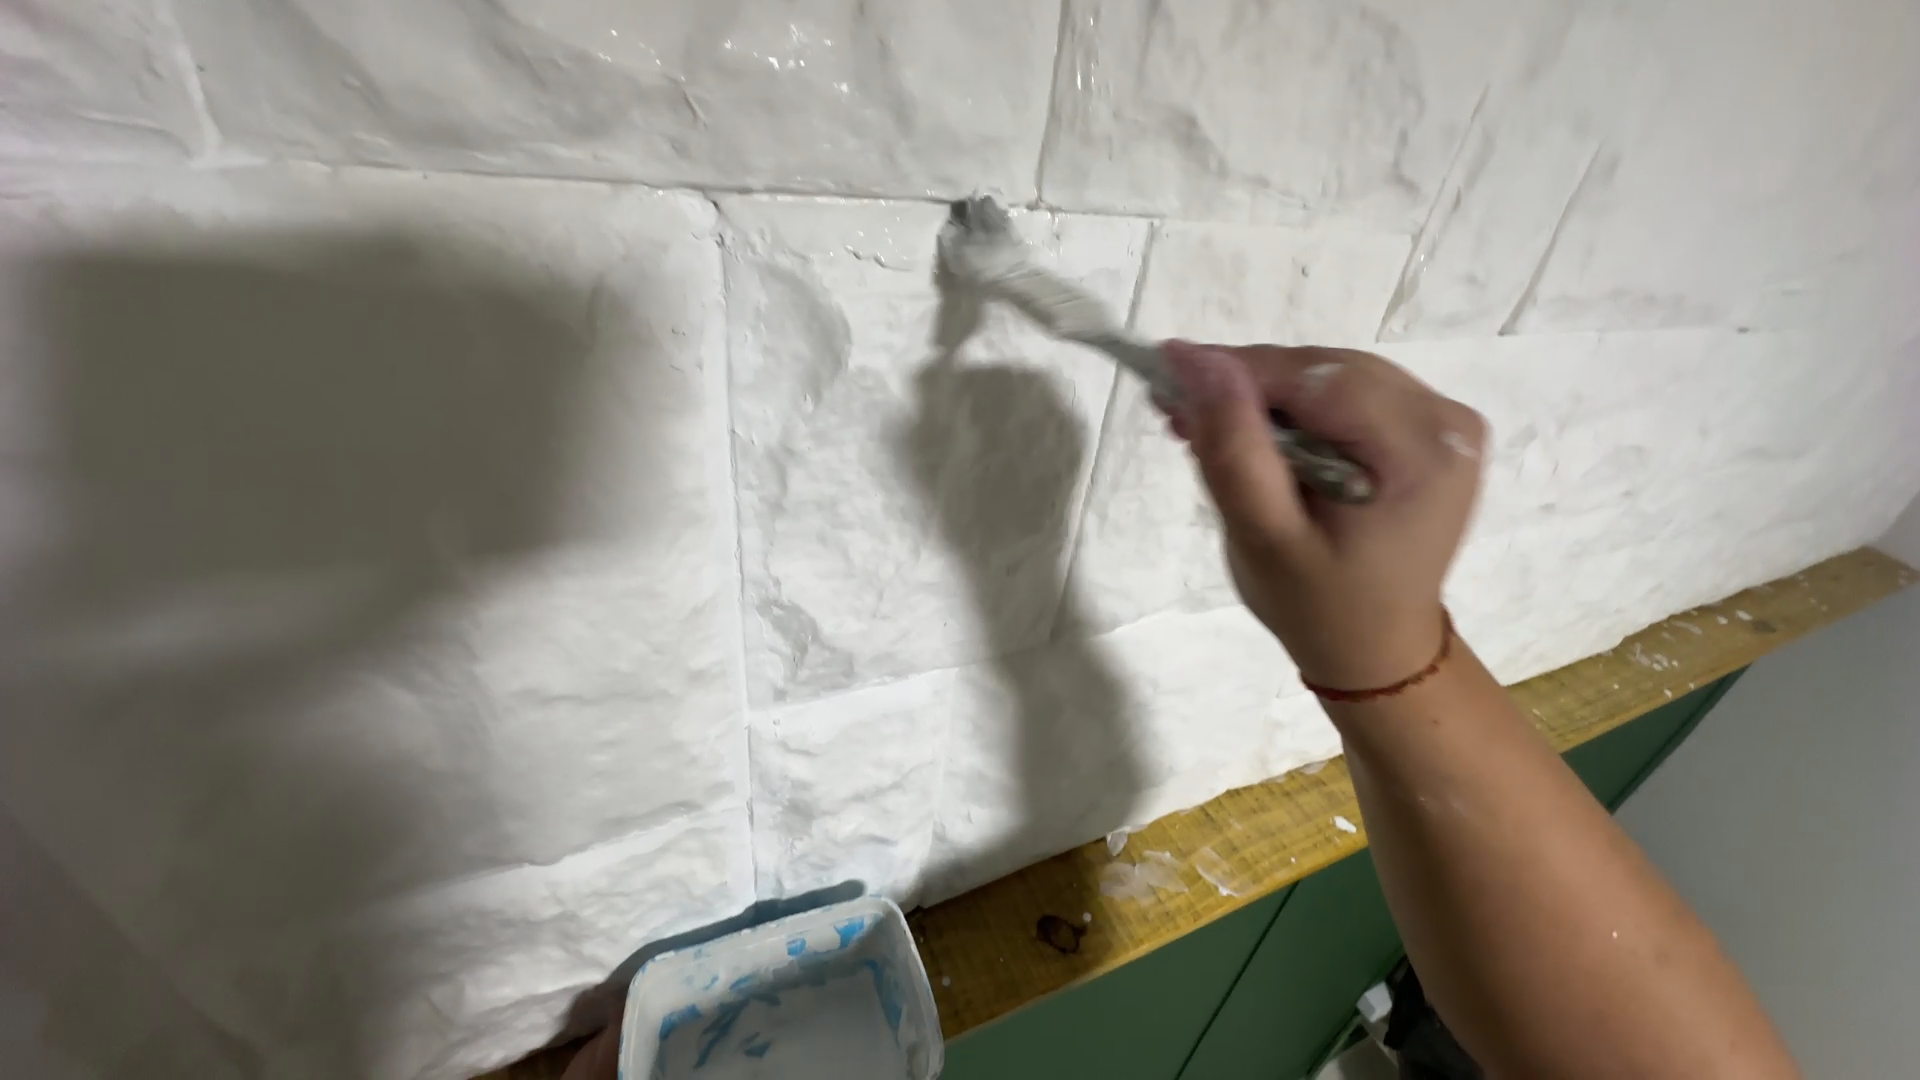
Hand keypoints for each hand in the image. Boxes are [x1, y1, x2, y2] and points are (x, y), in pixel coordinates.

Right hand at [1161, 341, 1485, 690]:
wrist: (1374, 648)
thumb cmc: (1317, 606)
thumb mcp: (1264, 536)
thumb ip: (1233, 450)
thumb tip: (1196, 360)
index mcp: (1421, 451)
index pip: (1315, 380)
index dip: (1235, 370)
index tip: (1164, 376)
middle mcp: (1445, 421)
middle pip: (1325, 372)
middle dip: (1244, 385)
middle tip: (1175, 408)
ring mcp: (1442, 422)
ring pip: (1329, 378)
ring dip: (1261, 395)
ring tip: (1201, 423)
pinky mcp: (1425, 431)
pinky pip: (1344, 397)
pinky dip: (1289, 409)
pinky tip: (1249, 433)